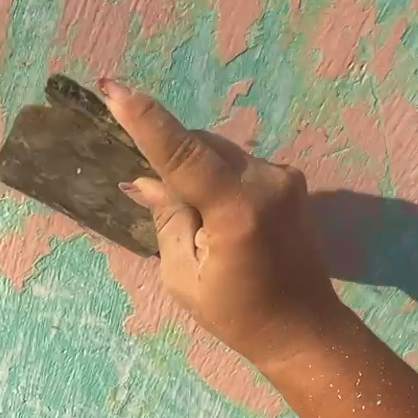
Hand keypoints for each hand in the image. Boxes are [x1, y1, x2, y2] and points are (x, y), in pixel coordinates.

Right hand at [100, 78, 348, 369]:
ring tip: (194, 223)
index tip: (113, 90)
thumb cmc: (236, 315)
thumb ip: (167, 221)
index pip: (182, 154)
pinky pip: (237, 165)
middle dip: (170, 162)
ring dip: (193, 172)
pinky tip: (214, 217)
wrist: (304, 328)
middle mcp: (265, 181)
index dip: (144, 120)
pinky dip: (215, 179)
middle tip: (150, 194)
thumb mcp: (184, 278)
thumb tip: (144, 181)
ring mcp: (284, 177)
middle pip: (200, 146)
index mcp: (235, 212)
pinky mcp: (291, 180)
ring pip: (219, 153)